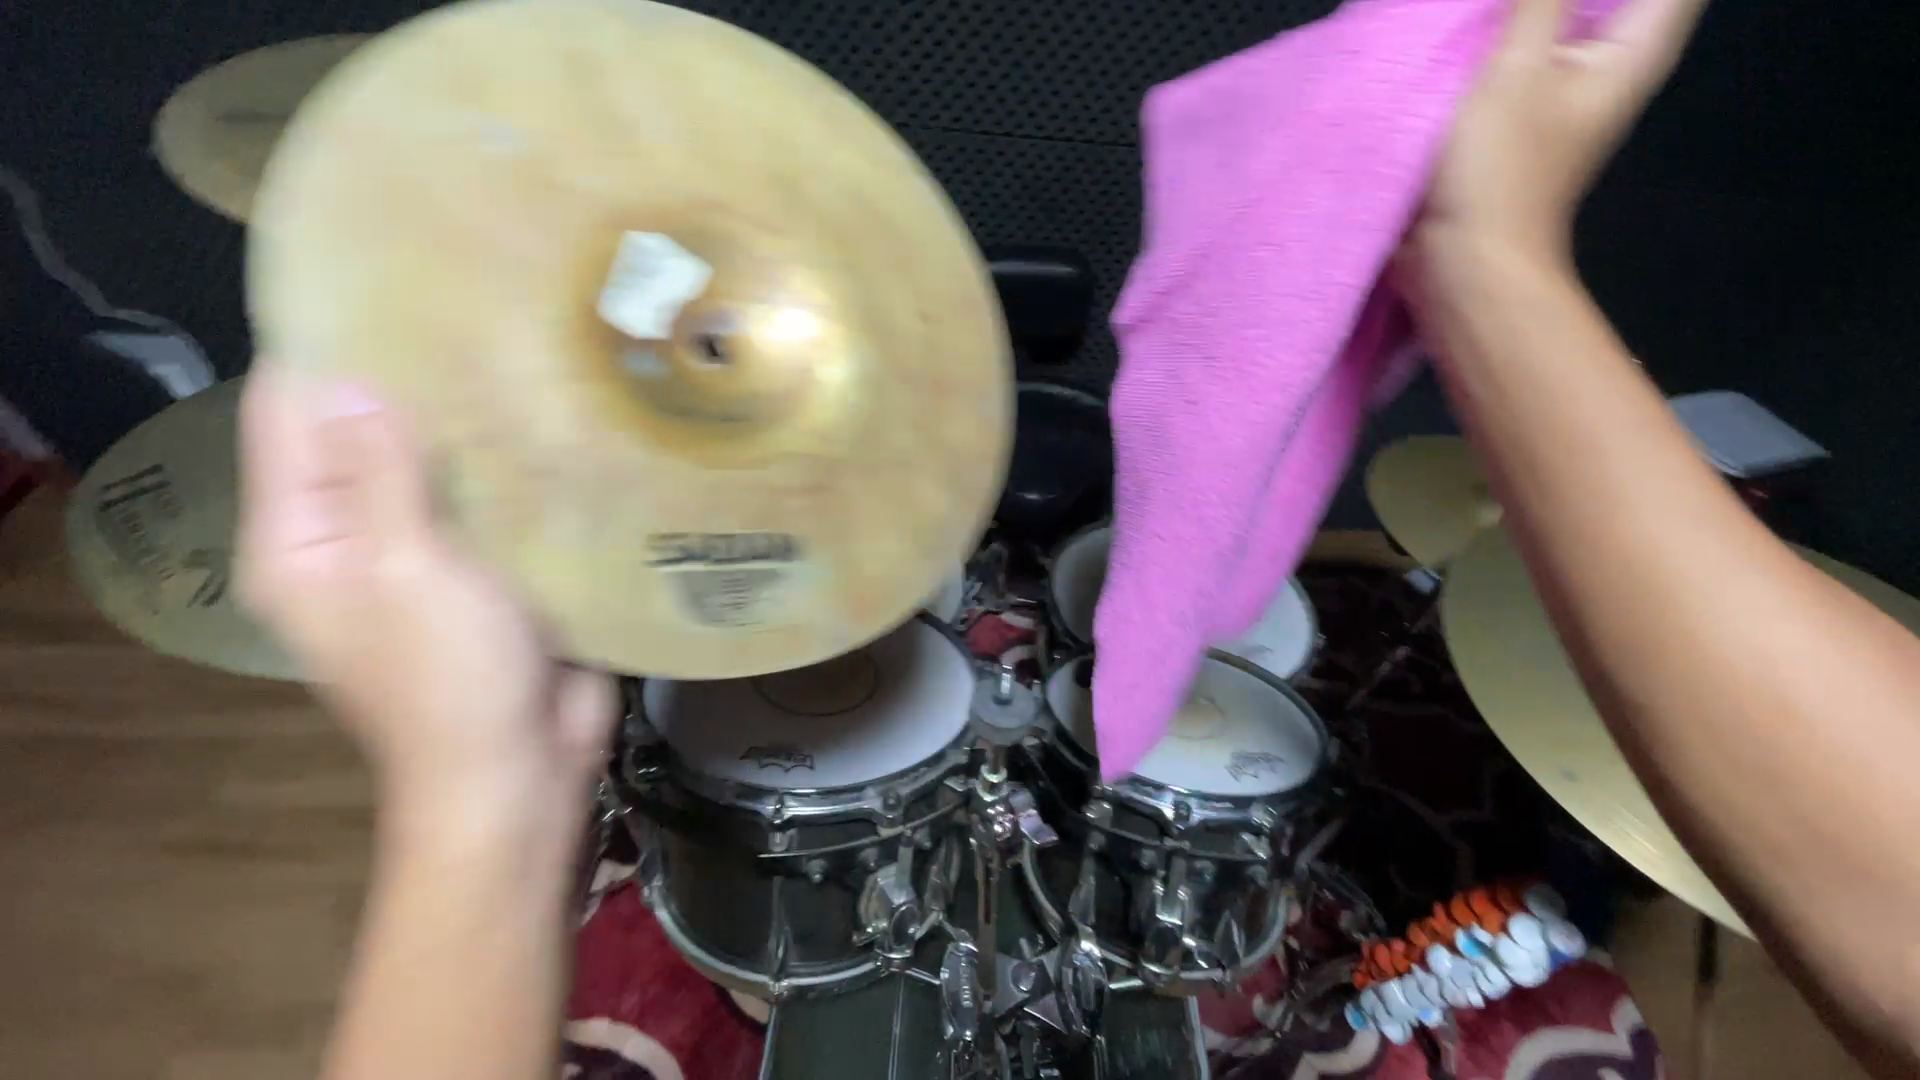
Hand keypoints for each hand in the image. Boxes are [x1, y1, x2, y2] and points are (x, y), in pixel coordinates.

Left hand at [236, 361, 615, 821]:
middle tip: (476, 319)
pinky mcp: (492, 574)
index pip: (291, 420)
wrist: (521, 768)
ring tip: (523, 361)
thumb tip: (349, 379)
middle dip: (411, 389)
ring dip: (470, 432)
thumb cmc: (450, 677)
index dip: (327, 356)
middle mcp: (355, 540)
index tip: (388, 290)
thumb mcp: (406, 570)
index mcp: (303, 540)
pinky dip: (512, 476)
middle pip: (367, 442)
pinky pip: (492, 509)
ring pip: (439, 474)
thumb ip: (380, 475)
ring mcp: (428, 559)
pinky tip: (553, 433)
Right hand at [1413, 0, 1709, 272]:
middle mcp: (1603, 68)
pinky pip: (1513, 60)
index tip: (1545, 1)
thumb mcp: (1515, 69)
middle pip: (1606, 0)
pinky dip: (1494, 42)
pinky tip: (1465, 36)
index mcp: (1634, 50)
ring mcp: (1555, 98)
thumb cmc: (1499, 171)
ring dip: (1520, 12)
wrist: (1460, 263)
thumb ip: (1536, 1)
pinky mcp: (1510, 122)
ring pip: (1556, 23)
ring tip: (1483, 13)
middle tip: (1506, 3)